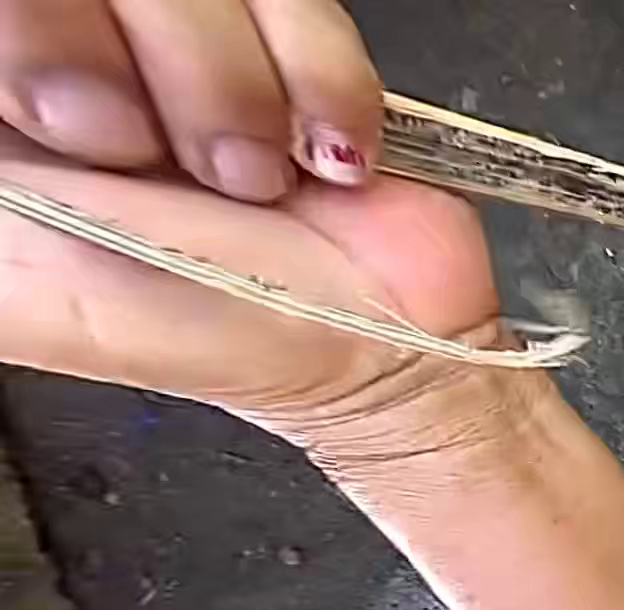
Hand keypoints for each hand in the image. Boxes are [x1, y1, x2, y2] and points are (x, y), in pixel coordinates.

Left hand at [0, 3, 531, 461]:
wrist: (382, 355)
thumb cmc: (212, 332)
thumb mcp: (15, 294)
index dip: (24, 29)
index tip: (59, 129)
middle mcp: (91, 37)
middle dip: (102, 53)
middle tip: (147, 156)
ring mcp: (212, 42)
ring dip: (231, 90)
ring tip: (259, 180)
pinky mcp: (314, 59)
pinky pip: (305, 6)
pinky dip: (325, 87)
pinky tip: (331, 161)